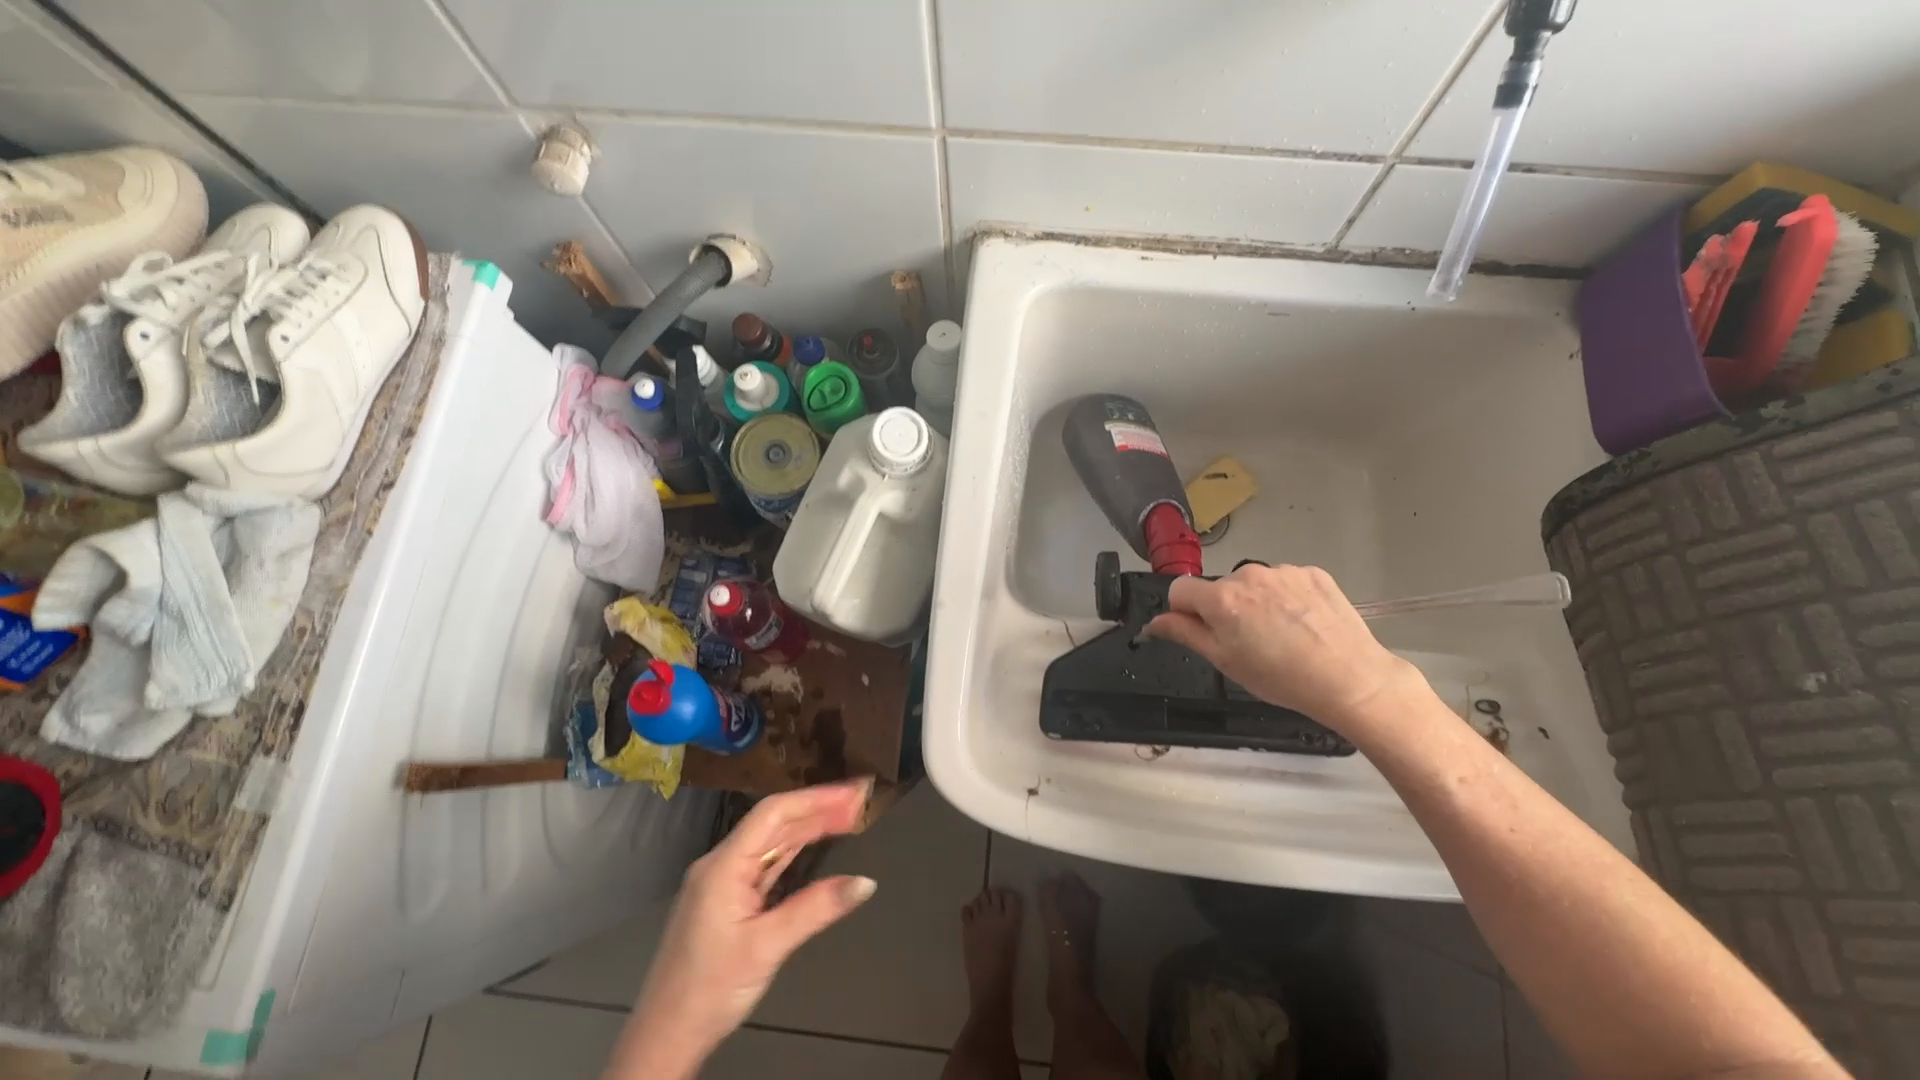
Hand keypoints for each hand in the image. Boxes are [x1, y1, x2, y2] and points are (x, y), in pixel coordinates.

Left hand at [614, 780, 877, 1076]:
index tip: (854, 793)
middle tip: (862, 802)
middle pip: (774, 825)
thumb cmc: (710, 988)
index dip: (816, 798)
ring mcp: (722, 883)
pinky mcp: (727, 901)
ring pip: (771, 844)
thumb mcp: (767, 947)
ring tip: (848, 817)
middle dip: (818, 809)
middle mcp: (721, 864)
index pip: (774, 814)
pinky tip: (815, 848)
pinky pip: (765, 866)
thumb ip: (816, 909)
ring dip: (809, 829)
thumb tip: (865, 882)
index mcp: (724, 865)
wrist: (666, 1033)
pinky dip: (794, 853)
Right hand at [1145, 563, 1415, 732]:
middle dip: (1225, 610)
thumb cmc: (1283, 678)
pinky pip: (1285, 581)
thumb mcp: (1224, 662)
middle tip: (1247, 644)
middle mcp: (1248, 575)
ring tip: (1280, 636)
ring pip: (1253, 584)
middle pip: (1219, 588)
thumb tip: (1155, 622)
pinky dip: (1286, 599)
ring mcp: (1283, 572)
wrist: (1349, 678)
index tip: (1201, 632)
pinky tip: (1301, 625)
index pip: (1179, 589)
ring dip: (1257, 603)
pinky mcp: (1312, 573)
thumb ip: (1184, 634)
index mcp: (1221, 599)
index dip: (1184, 612)